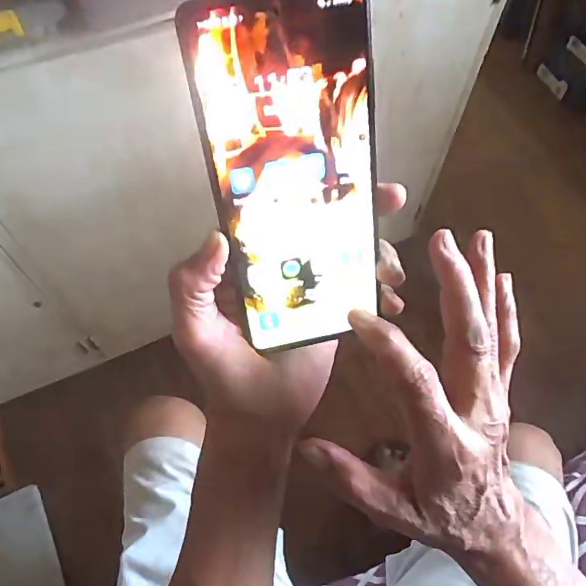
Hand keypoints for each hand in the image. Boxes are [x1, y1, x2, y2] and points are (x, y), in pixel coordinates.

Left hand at [171, 183, 407, 435]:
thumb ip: (191, 284)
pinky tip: (394, 300)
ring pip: (350, 253)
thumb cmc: (220, 371)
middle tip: (392, 195)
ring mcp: (312, 289)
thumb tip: (217, 237)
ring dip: (379, 250)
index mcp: (247, 262)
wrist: (259, 417)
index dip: (302, 186)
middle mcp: (282, 266)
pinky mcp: (336, 313)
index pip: (274, 212)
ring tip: (391, 270)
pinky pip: (363, 289)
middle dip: (360, 206)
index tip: (333, 168)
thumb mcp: (192, 328)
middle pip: (322, 224)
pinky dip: (383, 289)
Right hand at [298, 229, 531, 564]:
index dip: (388, 347)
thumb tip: (307, 447)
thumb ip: (352, 480)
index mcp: (445, 439)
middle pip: (470, 342)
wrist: (497, 528)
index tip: (358, 314)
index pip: (417, 382)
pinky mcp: (502, 391)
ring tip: (478, 237)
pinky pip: (507, 344)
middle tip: (442, 241)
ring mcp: (495, 397)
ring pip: (493, 333)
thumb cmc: (441, 518)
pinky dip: (505, 308)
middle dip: (456, 288)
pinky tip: (500, 276)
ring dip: (484, 282)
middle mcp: (477, 409)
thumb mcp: (393, 512)